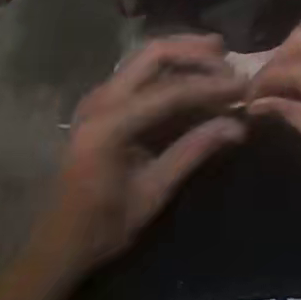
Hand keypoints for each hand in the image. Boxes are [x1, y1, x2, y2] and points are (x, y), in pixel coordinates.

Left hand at [30, 34, 245, 277]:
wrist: (56, 246)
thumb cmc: (102, 226)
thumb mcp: (152, 193)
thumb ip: (194, 151)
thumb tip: (239, 125)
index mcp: (110, 125)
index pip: (172, 90)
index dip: (212, 86)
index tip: (245, 87)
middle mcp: (101, 100)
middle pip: (155, 54)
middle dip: (197, 53)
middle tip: (230, 61)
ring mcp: (99, 97)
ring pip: (147, 55)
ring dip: (185, 53)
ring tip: (219, 57)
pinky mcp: (103, 102)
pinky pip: (141, 69)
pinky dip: (172, 66)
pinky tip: (195, 74)